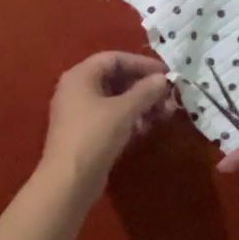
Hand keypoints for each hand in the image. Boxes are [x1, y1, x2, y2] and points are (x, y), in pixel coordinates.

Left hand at [40, 52, 175, 200]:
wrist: (69, 180)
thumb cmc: (94, 136)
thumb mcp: (124, 110)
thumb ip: (145, 91)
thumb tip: (163, 79)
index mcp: (80, 76)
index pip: (114, 59)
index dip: (141, 63)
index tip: (166, 73)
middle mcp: (76, 89)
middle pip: (115, 79)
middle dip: (144, 87)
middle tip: (169, 96)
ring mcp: (79, 113)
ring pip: (115, 100)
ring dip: (141, 105)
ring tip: (165, 113)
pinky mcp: (85, 134)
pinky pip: (111, 118)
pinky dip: (129, 120)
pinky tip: (147, 128)